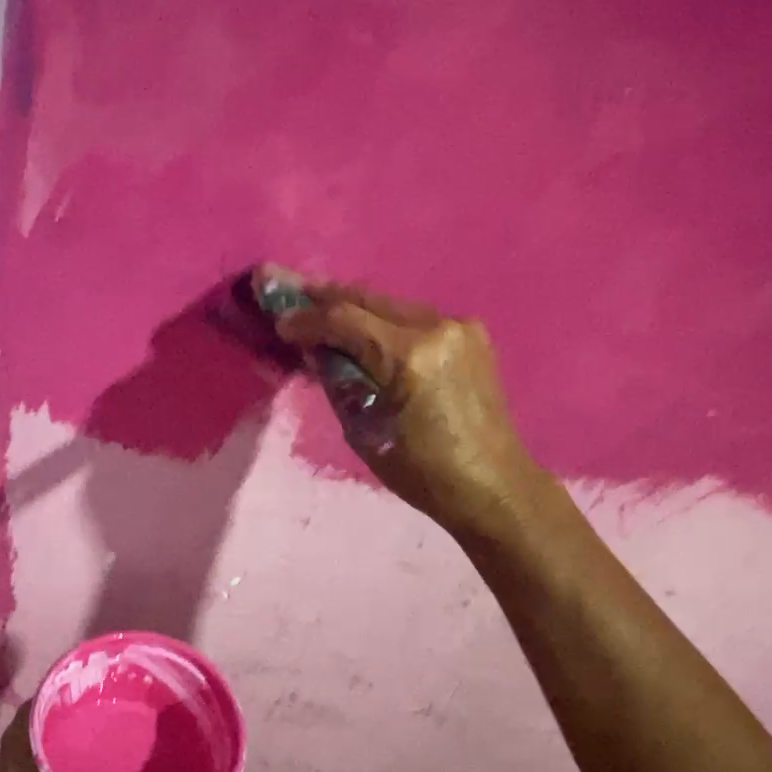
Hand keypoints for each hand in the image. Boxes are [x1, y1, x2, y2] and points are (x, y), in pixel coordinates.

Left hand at [0, 706, 199, 771]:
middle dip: (53, 714)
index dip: (38, 707)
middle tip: (96, 694)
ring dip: (53, 736)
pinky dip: (55, 761)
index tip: (73, 682)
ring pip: (26, 760)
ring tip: (96, 715)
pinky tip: (90, 759)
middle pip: (22, 743)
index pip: (17, 742)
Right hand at [274, 281, 539, 534]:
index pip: (344, 320)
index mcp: (410, 357)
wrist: (494, 485)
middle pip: (367, 298)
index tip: (278, 320)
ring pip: (390, 304)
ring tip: (316, 303)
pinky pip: (413, 317)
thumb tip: (316, 350)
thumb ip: (340, 382)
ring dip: (353, 306)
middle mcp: (437, 328)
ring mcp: (459, 326)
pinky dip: (383, 319)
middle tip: (285, 286)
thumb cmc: (423, 473)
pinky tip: (362, 326)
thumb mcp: (364, 432)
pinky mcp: (471, 334)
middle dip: (323, 296)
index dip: (306, 318)